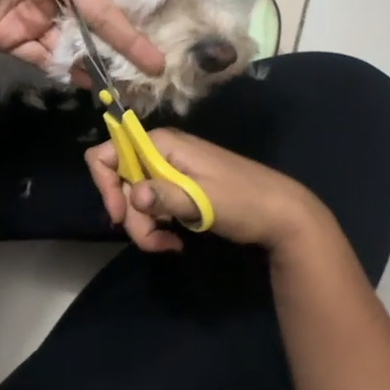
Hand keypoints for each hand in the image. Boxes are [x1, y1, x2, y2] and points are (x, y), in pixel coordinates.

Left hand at [0, 0, 164, 76]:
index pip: (98, 2)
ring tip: (117, 90)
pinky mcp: (5, 40)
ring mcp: (26, 20)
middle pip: (89, 29)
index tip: (153, 53)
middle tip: (148, 76)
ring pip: (66, 48)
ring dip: (90, 66)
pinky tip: (79, 85)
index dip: (125, 27)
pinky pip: (38, 58)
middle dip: (117, 51)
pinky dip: (59, 71)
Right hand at [85, 128, 329, 252]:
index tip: (121, 215)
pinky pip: (151, 206)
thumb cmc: (245, 202)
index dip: (105, 185)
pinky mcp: (177, 189)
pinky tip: (174, 240)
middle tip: (154, 241)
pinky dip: (156, 226)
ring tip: (169, 245)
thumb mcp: (203, 200)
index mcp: (161, 143)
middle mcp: (159, 152)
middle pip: (119, 183)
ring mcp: (168, 171)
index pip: (106, 154)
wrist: (284, 214)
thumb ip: (164, 196)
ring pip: (134, 200)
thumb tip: (133, 195)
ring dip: (144, 227)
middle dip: (131, 217)